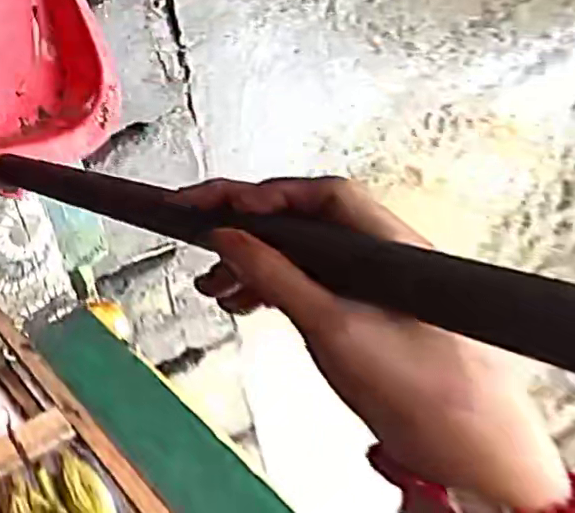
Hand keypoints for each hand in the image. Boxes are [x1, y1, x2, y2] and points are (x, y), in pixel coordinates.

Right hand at [177, 177, 568, 510]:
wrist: (471, 470)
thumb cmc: (429, 403)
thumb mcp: (332, 328)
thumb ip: (271, 274)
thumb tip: (223, 233)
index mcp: (397, 257)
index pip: (325, 197)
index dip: (269, 194)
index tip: (223, 205)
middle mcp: (387, 264)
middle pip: (299, 219)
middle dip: (241, 224)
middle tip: (193, 219)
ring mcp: (373, 287)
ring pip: (292, 250)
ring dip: (244, 260)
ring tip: (212, 279)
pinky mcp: (360, 309)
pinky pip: (298, 277)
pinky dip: (260, 283)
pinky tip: (237, 298)